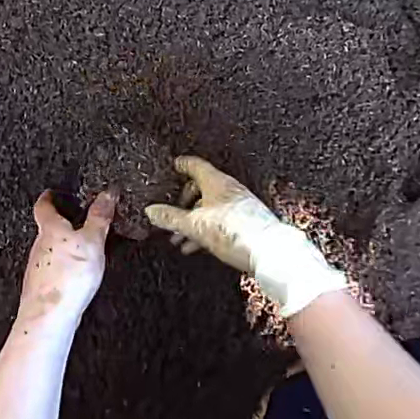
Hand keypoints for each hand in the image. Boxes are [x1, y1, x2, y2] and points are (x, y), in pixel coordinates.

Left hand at [18, 190, 114, 331]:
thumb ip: (99, 217)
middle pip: (46, 228)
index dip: (49, 197)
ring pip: (49, 250)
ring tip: (78, 248)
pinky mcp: (41, 287)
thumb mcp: (93, 241)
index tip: (52, 192)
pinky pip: (51, 270)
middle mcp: (39, 246)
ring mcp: (38, 267)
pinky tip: (73, 276)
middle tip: (73, 219)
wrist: (49, 315)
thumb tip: (106, 194)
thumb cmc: (68, 277)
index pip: (44, 205)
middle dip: (59, 224)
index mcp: (50, 229)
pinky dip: (62, 267)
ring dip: (61, 247)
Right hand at [144, 156, 347, 316]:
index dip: (181, 165)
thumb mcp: (194, 226)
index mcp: (216, 182)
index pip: (195, 165)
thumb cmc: (233, 232)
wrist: (269, 253)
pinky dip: (205, 228)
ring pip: (209, 206)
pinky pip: (220, 219)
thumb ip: (171, 218)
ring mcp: (239, 204)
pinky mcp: (245, 221)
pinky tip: (196, 246)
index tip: (172, 166)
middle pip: (201, 187)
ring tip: (178, 238)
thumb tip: (151, 210)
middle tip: (170, 213)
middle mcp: (229, 189)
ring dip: (193, 219)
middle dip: (183, 201)